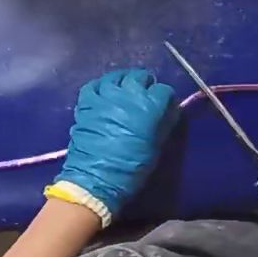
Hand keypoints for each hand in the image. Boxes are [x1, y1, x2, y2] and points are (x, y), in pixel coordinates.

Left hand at [50, 69, 176, 224]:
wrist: (96, 179)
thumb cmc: (131, 168)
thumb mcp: (156, 148)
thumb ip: (164, 125)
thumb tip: (171, 111)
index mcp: (150, 107)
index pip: (163, 90)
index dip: (165, 98)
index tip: (164, 106)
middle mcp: (128, 94)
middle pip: (139, 77)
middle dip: (144, 85)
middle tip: (144, 97)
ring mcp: (104, 96)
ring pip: (116, 77)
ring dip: (123, 82)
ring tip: (124, 92)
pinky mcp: (86, 102)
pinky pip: (94, 86)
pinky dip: (100, 87)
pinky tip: (104, 94)